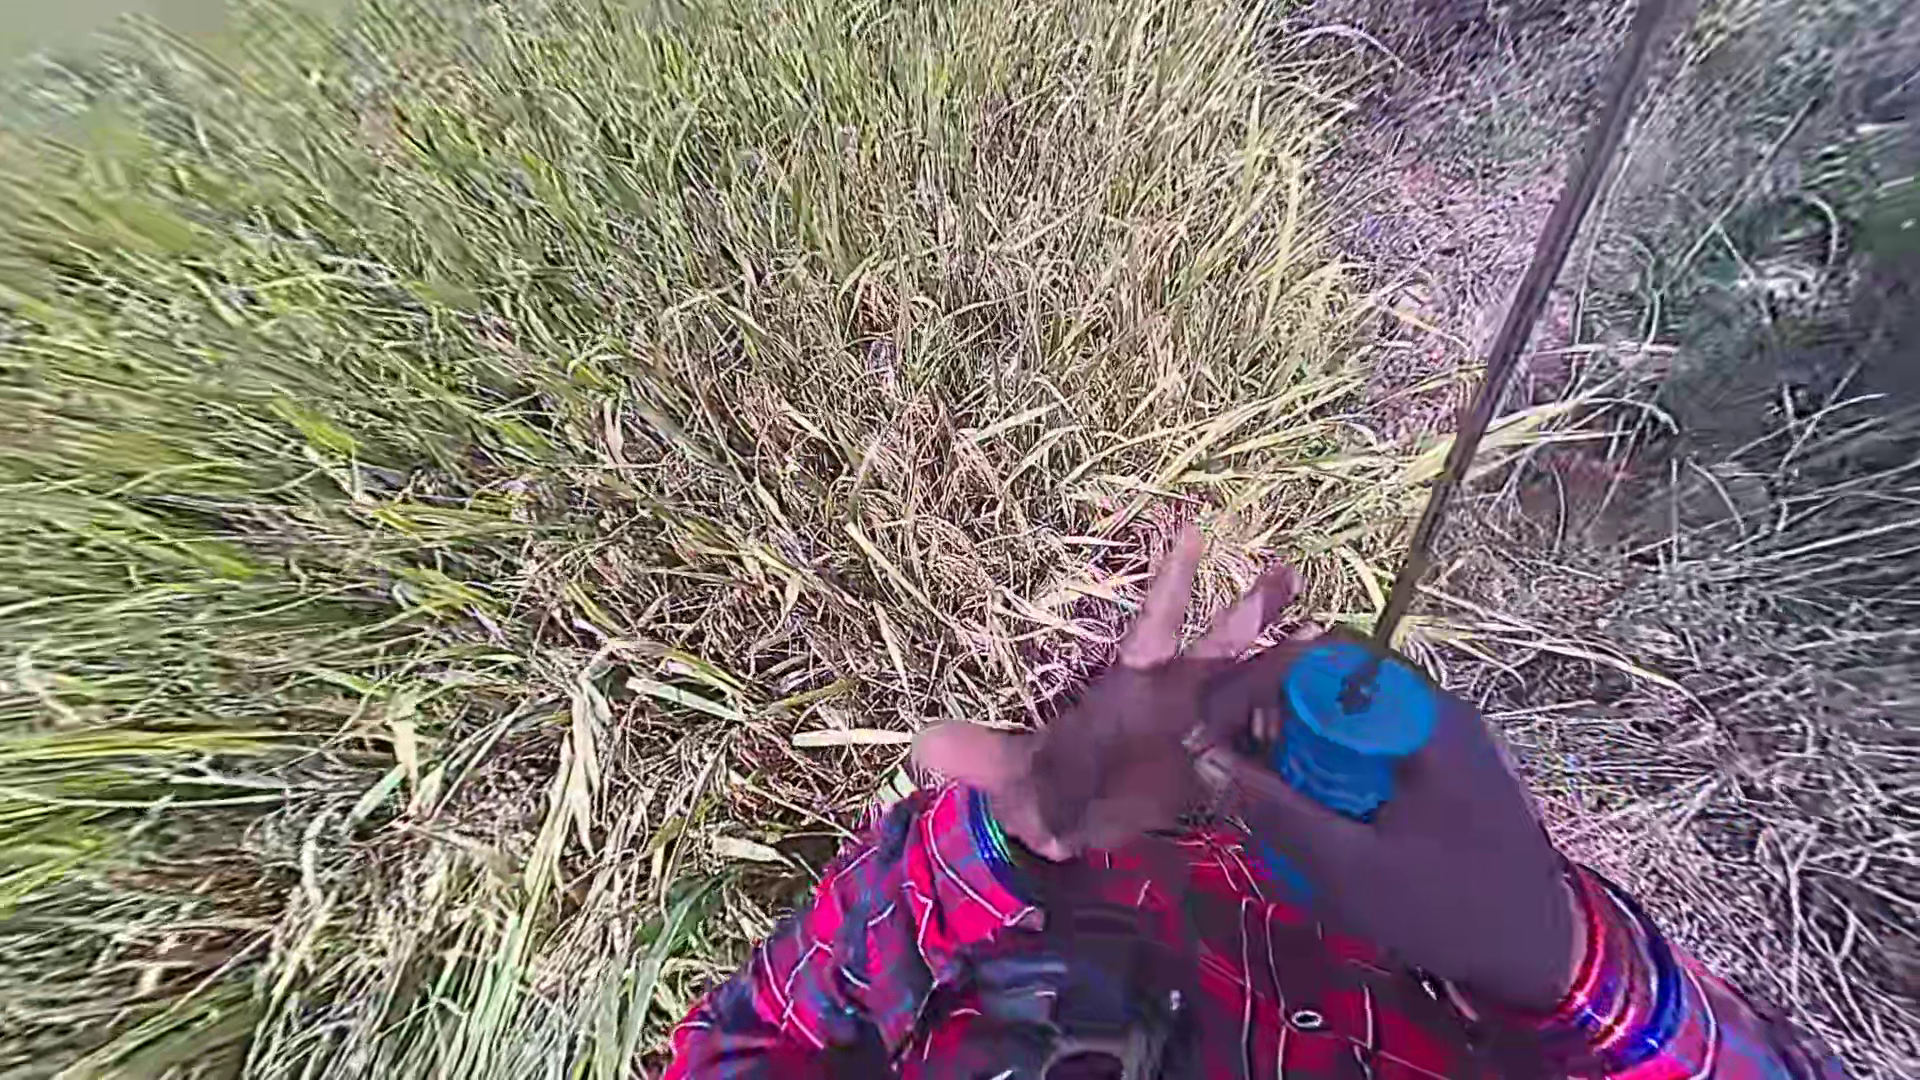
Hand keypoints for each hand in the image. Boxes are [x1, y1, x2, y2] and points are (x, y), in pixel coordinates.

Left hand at [913, 526, 1300, 859]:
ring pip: (1250, 689)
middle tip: (1287, 568)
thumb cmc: (1041, 786)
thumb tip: (922, 746)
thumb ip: (978, 756)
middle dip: (1251, 610)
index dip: (1172, 576)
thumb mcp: (1011, 771)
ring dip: (1285, 666)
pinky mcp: (1216, 774)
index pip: (1156, 620)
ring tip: (1332, 640)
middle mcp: (1171, 696)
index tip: (1191, 526)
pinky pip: (1264, 749)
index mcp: (1129, 680)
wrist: (1070, 833)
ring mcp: (1199, 732)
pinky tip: (1331, 724)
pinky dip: (1294, 735)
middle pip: (1219, 644)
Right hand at [1199, 653, 1579, 1009]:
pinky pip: (1342, 710)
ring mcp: (1421, 717)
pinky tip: (1285, 765)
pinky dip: (1300, 728)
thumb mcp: (1354, 871)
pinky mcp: (1414, 740)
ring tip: (1246, 753)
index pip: (1318, 660)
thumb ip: (1276, 811)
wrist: (1547, 953)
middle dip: (1255, 694)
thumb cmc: (1452, 910)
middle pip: (1317, 662)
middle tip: (1221, 740)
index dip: (1251, 683)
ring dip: (1274, 709)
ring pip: (1326, 682)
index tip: (1211, 728)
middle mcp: (1422, 700)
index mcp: (1418, 719)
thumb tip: (1203, 759)